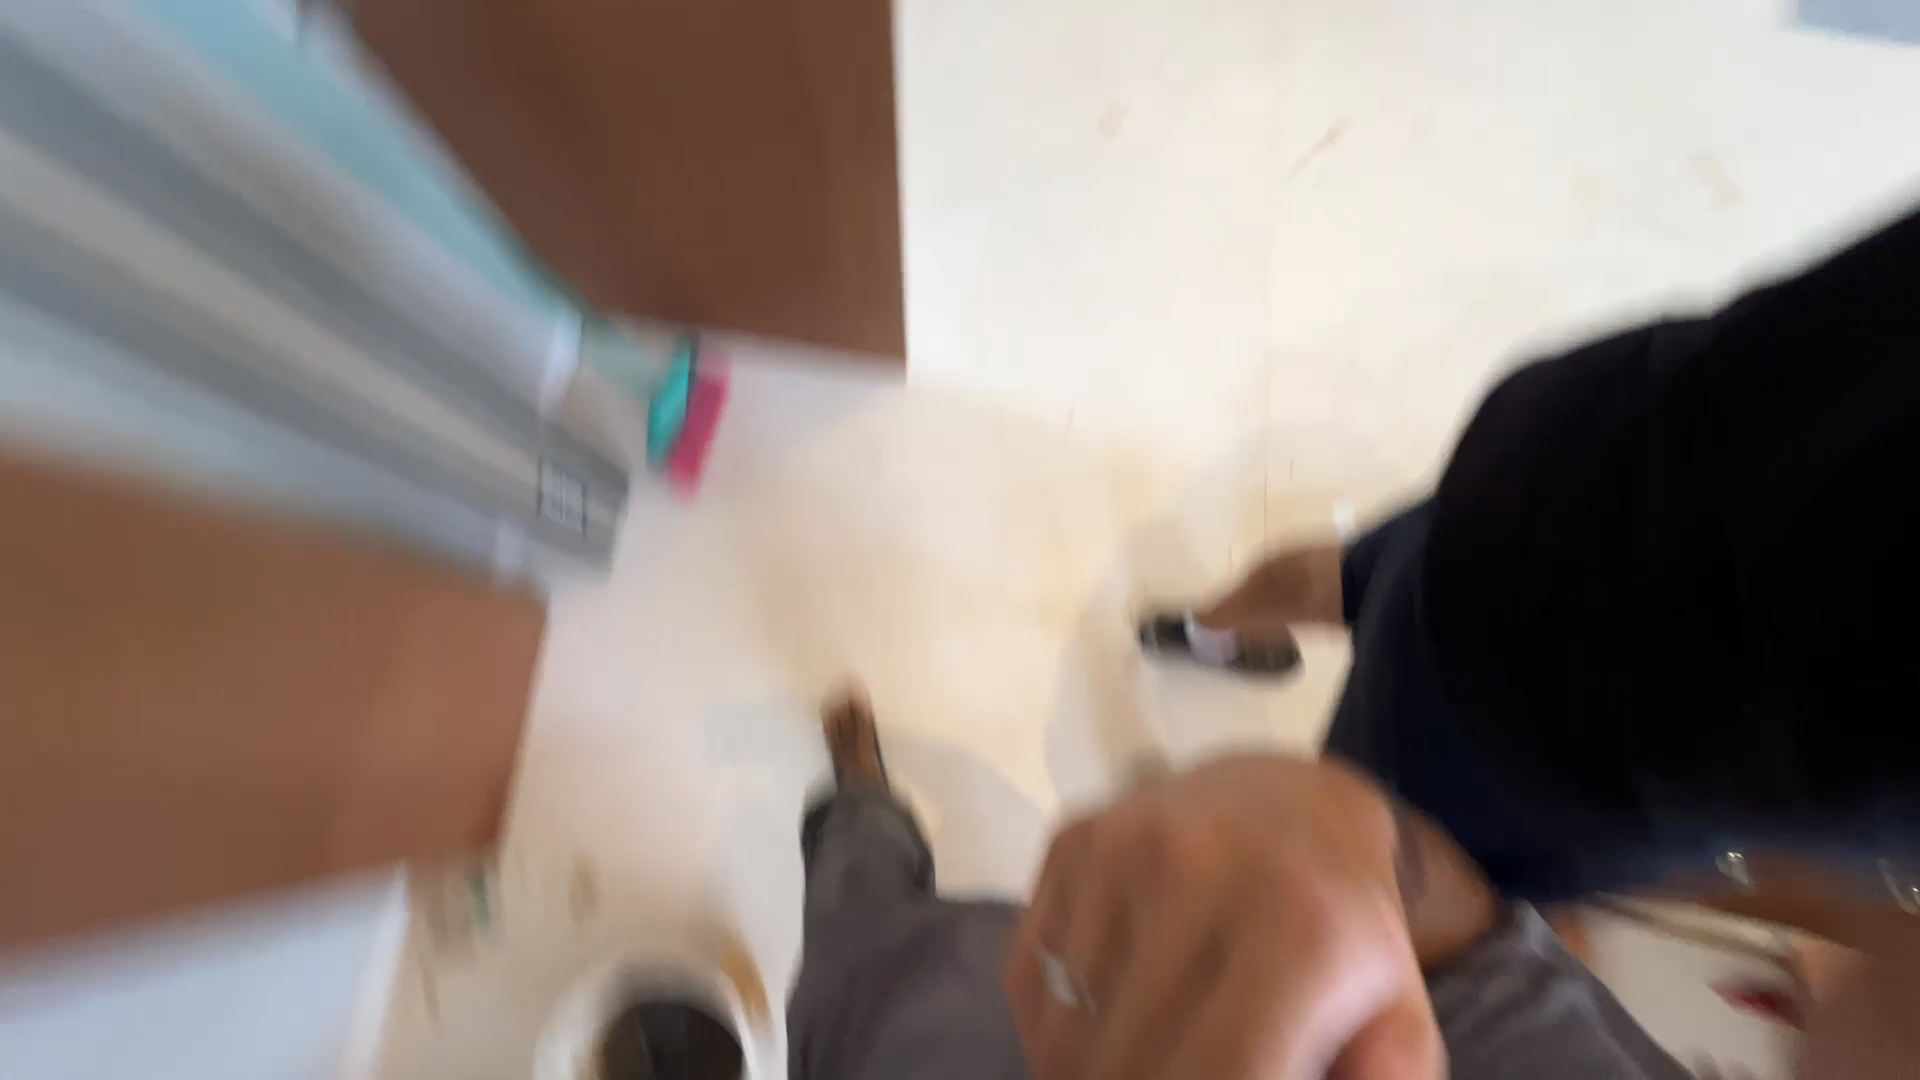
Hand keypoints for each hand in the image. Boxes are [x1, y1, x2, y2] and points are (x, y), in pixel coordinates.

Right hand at [1004, 754, 1441, 1079]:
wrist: (1280, 793)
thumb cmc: (1337, 918)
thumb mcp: (1400, 1017)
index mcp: (1295, 930)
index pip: (1221, 1072)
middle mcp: (1192, 872)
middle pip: (1126, 1058)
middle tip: (1164, 1074)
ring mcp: (1118, 847)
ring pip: (1066, 1023)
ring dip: (1089, 1067)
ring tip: (1135, 1055)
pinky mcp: (1072, 837)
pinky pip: (1028, 972)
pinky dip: (1052, 1021)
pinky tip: (1099, 1014)